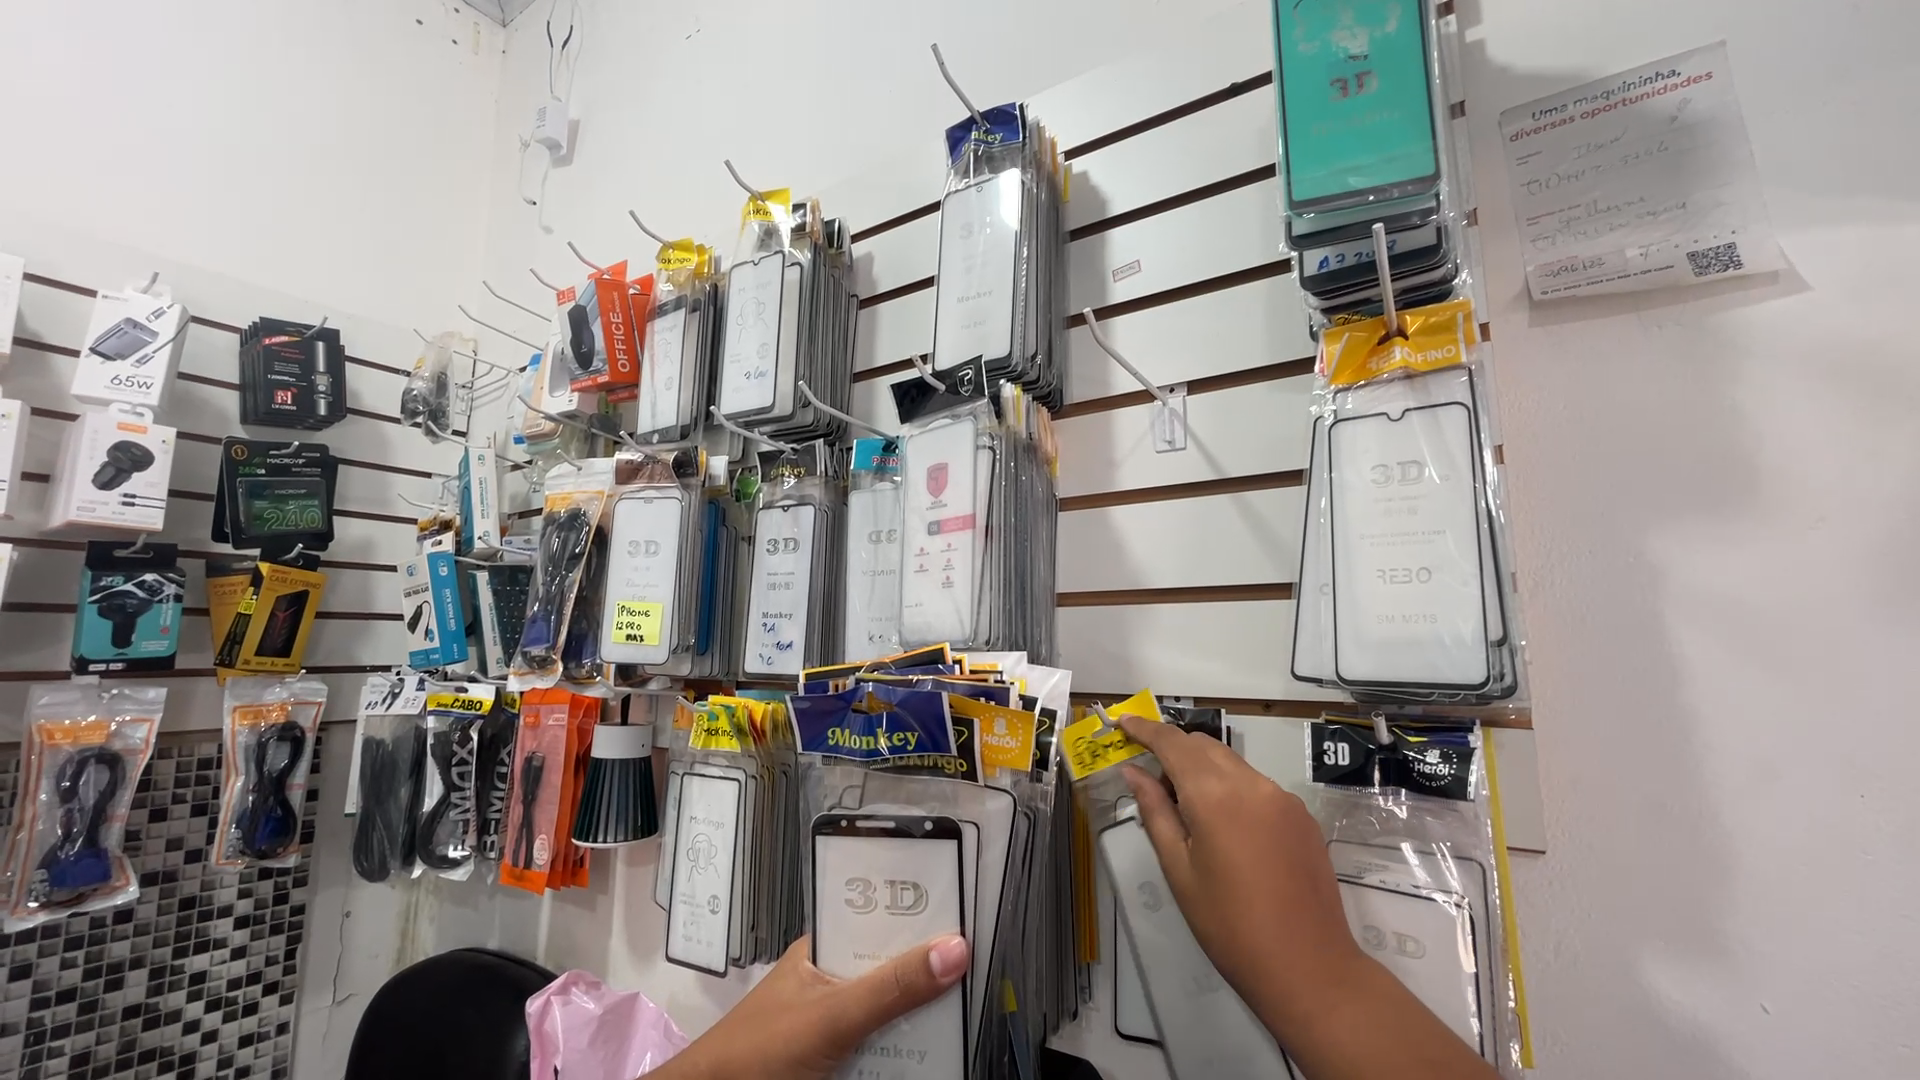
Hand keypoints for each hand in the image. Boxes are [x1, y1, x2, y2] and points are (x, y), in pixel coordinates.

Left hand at [653, 934, 969, 1079]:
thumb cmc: (760, 1051)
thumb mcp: (831, 1016)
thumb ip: (890, 988)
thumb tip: (958, 948)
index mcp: (823, 950)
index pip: (879, 918)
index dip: (921, 914)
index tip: (969, 912)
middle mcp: (831, 981)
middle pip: (892, 968)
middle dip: (930, 970)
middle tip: (982, 964)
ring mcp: (834, 1025)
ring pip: (891, 1012)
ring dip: (923, 1014)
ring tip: (972, 1006)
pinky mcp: (838, 1061)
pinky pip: (883, 1048)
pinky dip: (906, 1049)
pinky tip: (937, 1048)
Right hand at [1116, 715, 1362, 1025]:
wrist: (1310, 968)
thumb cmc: (1229, 926)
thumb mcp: (1179, 870)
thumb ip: (1155, 812)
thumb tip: (1133, 772)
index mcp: (1215, 796)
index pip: (1172, 743)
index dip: (1144, 729)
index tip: (1123, 722)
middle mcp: (1251, 783)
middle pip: (1203, 746)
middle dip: (1173, 751)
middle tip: (1152, 784)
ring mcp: (1282, 798)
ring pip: (1231, 763)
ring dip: (1203, 770)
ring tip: (1188, 814)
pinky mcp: (1302, 816)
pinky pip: (1256, 785)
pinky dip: (1231, 789)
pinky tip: (1227, 831)